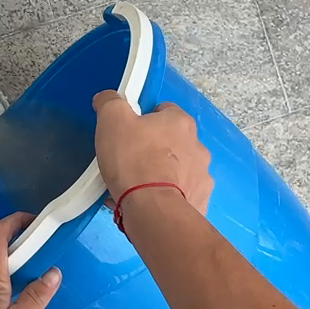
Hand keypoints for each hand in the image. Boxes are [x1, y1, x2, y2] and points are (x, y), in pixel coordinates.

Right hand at [91, 91, 213, 212]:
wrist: (154, 210)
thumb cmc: (134, 160)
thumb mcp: (112, 120)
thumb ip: (110, 103)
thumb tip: (107, 98)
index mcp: (180, 122)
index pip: (164, 110)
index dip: (143, 119)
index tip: (128, 132)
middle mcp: (198, 146)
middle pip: (172, 142)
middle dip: (152, 150)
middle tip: (128, 162)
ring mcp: (202, 176)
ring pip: (176, 170)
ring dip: (159, 175)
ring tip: (134, 188)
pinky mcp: (200, 201)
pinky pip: (179, 195)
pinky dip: (165, 198)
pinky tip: (145, 204)